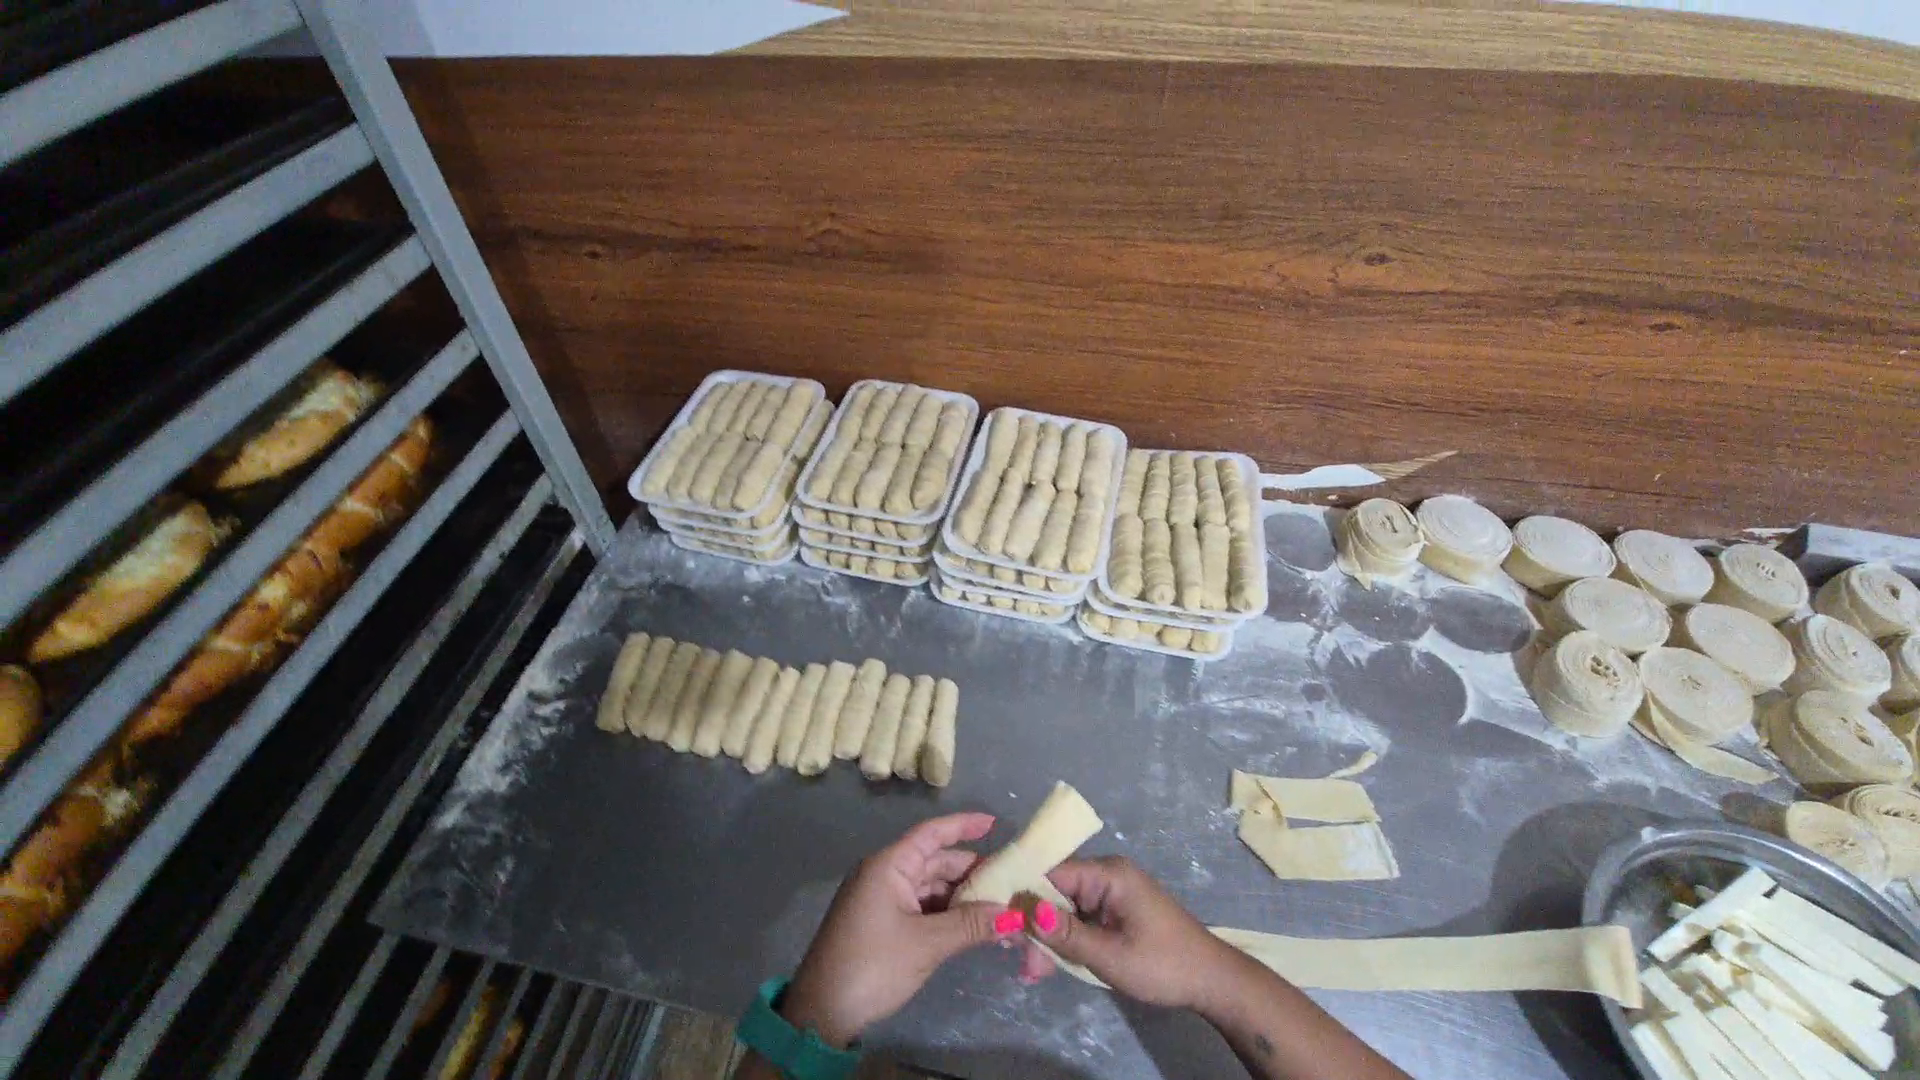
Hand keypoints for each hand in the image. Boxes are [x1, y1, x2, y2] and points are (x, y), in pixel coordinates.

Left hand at [781, 812, 1023, 1045]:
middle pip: (935, 861)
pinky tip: (973, 927)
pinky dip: (947, 914)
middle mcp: (885, 874)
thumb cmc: (873, 965)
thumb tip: (1012, 915)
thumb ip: (970, 925)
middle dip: (972, 872)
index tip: (994, 823)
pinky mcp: (882, 922)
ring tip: (1000, 910)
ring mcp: (882, 899)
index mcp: (889, 865)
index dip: (963, 825)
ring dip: (962, 897)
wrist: (821, 1011)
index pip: (932, 833)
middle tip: (1011, 884)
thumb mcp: (926, 944)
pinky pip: (921, 906)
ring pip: (931, 886)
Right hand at [1023, 855, 1242, 1011]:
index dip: (1024, 894)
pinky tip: (1052, 960)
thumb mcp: (1110, 955)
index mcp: (1108, 873)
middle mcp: (1108, 873)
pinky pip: (1081, 914)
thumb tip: (1024, 911)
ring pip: (1065, 904)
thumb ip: (1066, 933)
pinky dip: (1066, 935)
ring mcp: (1113, 891)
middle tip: (1021, 960)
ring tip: (1034, 969)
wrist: (1212, 981)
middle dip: (1035, 921)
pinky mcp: (1116, 908)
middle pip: (1056, 888)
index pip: (1052, 872)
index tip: (1001, 921)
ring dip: (1049, 933)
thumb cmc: (1163, 965)